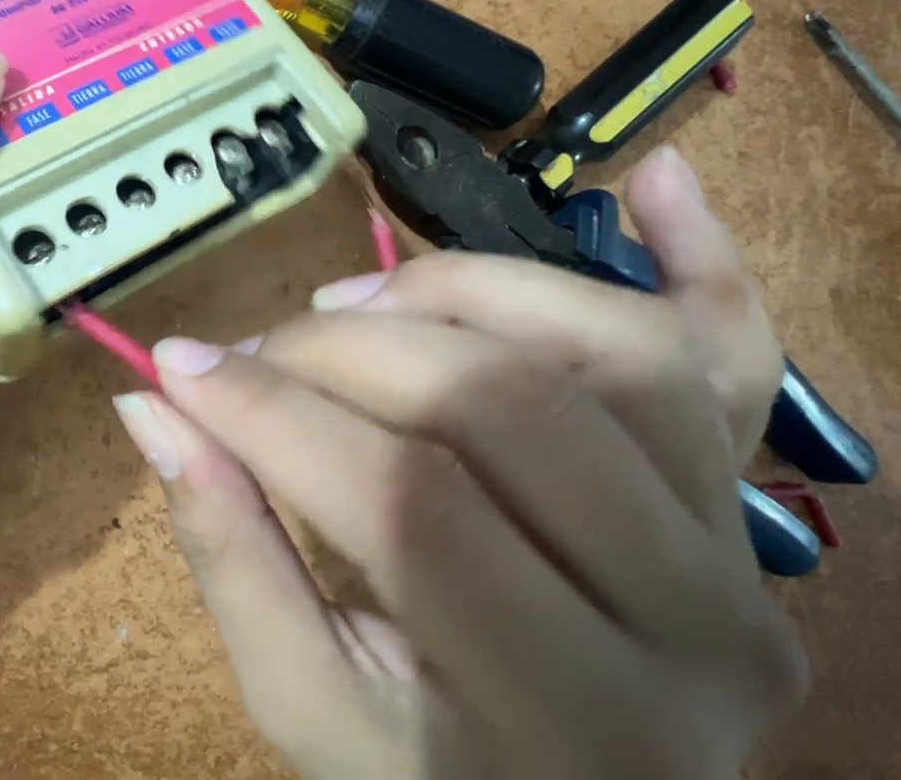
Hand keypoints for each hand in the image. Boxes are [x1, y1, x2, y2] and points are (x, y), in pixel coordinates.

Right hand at [112, 147, 805, 778]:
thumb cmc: (428, 776)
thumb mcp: (305, 703)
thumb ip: (231, 555)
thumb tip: (154, 412)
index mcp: (561, 710)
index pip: (406, 507)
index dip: (274, 415)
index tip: (178, 366)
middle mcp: (690, 625)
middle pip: (505, 410)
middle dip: (347, 349)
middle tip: (258, 348)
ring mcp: (741, 551)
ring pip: (609, 353)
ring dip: (461, 292)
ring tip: (357, 295)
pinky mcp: (746, 498)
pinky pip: (733, 354)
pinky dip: (700, 258)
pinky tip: (660, 179)